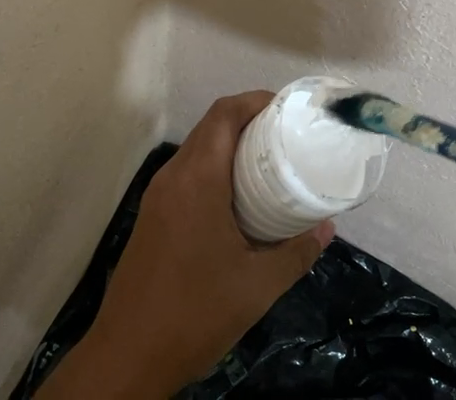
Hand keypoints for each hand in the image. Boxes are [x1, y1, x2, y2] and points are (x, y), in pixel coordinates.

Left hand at [37, 92, 334, 398]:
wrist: (129, 354)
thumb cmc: (196, 313)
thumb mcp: (258, 286)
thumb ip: (296, 252)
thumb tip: (327, 227)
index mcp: (197, 180)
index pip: (224, 115)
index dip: (255, 100)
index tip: (289, 109)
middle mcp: (173, 177)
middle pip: (211, 126)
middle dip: (249, 120)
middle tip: (288, 134)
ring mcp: (158, 196)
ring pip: (197, 149)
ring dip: (230, 145)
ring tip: (270, 162)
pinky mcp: (152, 216)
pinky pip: (187, 173)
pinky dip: (215, 169)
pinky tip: (239, 197)